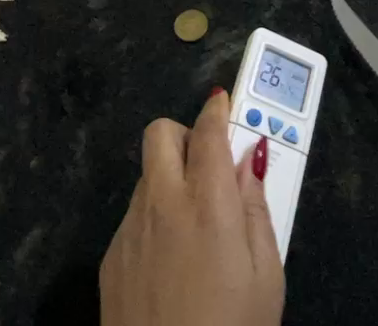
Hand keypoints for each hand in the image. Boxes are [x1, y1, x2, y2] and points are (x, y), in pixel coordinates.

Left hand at [100, 90, 283, 325]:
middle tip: (210, 164)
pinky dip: (156, 216)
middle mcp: (163, 203)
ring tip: (198, 222)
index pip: (209, 130)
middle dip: (186, 134)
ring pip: (148, 174)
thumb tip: (250, 163)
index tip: (225, 101)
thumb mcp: (266, 275)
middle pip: (161, 133)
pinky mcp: (111, 256)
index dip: (218, 108)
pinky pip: (135, 214)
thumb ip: (257, 209)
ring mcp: (130, 228)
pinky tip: (173, 260)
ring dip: (171, 177)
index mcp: (208, 203)